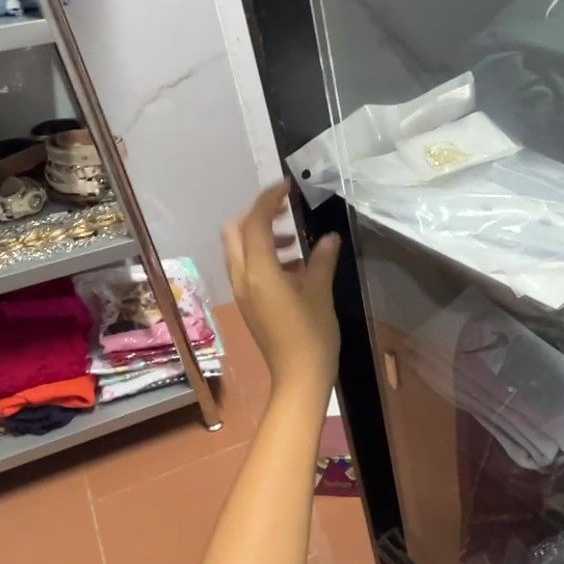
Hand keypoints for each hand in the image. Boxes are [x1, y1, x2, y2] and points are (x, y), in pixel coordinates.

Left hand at [222, 181, 340, 400]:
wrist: (299, 376)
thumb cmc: (312, 334)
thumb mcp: (321, 292)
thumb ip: (322, 259)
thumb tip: (329, 238)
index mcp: (258, 271)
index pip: (254, 222)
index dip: (269, 199)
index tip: (287, 186)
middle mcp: (243, 278)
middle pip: (235, 232)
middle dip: (256, 215)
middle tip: (285, 211)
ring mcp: (244, 292)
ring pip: (240, 250)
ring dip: (262, 236)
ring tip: (295, 240)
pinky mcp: (251, 304)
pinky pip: (249, 268)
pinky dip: (266, 256)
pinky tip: (295, 266)